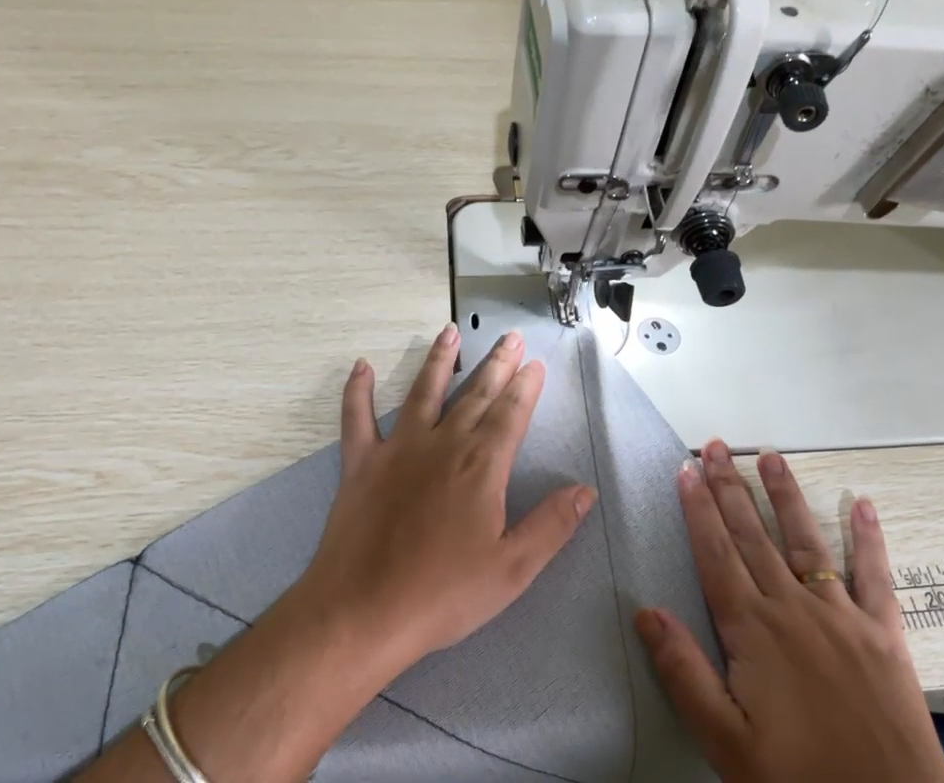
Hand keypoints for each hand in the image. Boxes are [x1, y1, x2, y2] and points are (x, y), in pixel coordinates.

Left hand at [76, 324, 594, 782]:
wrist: (362, 611)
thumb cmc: (443, 594)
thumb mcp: (512, 569)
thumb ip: (551, 524)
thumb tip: (585, 489)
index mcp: (481, 466)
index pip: (510, 414)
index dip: (525, 387)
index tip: (535, 364)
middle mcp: (442, 445)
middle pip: (475, 394)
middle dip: (496, 364)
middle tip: (510, 337)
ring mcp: (397, 450)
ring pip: (422, 392)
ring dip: (439, 361)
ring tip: (449, 332)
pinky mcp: (361, 464)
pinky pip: (357, 418)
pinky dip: (358, 391)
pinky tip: (361, 367)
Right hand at [636, 441, 943, 782]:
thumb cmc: (798, 779)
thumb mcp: (724, 738)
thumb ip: (684, 671)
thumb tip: (645, 611)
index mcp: (752, 631)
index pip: (715, 554)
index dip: (697, 510)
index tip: (685, 470)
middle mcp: (793, 609)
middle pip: (753, 536)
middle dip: (730, 488)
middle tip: (715, 447)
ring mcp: (842, 615)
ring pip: (805, 541)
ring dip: (785, 496)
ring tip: (771, 457)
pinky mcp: (884, 632)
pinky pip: (874, 574)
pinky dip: (868, 537)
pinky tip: (862, 503)